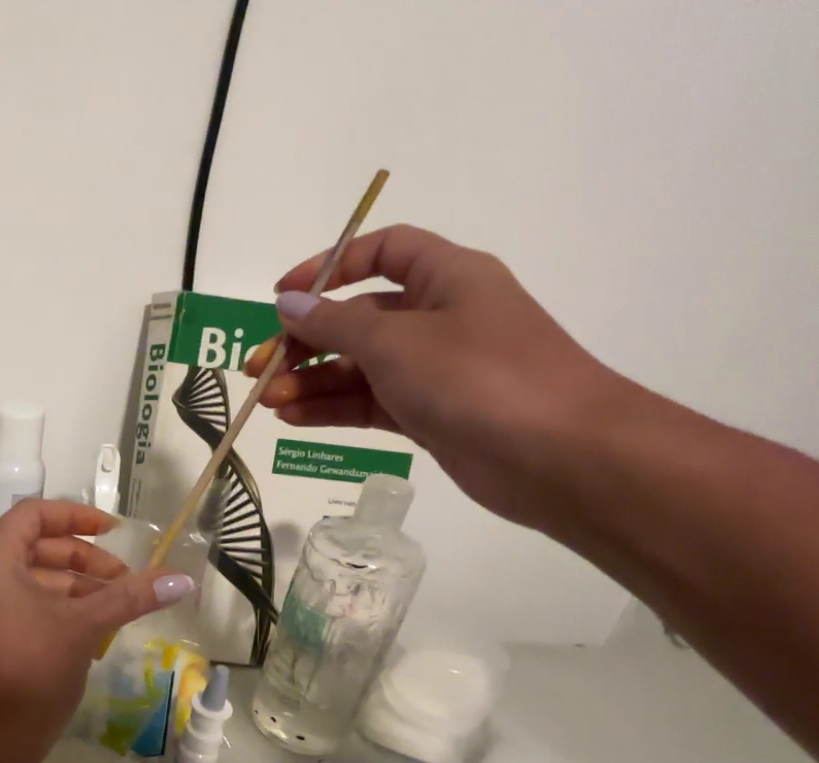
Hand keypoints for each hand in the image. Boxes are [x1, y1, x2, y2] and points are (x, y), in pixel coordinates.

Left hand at [0, 501, 196, 762]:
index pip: (32, 515)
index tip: (115, 532)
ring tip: (117, 607)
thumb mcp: (84, 626)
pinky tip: (93, 630)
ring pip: (33, 579)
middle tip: (125, 582)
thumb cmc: (31, 670)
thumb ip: (130, 596)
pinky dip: (58, 608)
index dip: (76, 516)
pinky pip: (23, 604)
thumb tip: (182, 579)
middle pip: (36, 547)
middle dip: (85, 559)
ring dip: (77, 586)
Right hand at [250, 224, 637, 528]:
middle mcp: (440, 317)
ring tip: (267, 402)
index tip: (282, 296)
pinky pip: (369, 403)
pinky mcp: (430, 414)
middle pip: (358, 317)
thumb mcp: (396, 340)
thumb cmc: (479, 376)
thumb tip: (287, 303)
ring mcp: (435, 369)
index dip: (330, 266)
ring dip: (310, 381)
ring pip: (358, 366)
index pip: (383, 251)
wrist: (561, 455)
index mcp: (446, 278)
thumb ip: (334, 322)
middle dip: (304, 341)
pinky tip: (293, 419)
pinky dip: (331, 409)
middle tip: (258, 368)